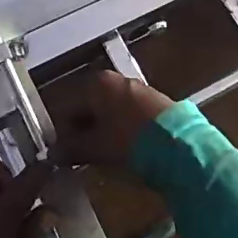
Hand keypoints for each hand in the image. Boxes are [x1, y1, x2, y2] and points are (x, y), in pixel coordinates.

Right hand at [54, 70, 175, 167]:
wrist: (184, 148)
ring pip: (115, 112)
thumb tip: (54, 154)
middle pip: (93, 107)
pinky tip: (131, 151)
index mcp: (97, 83)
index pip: (70, 106)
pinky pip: (135, 117)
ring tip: (109, 157)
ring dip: (108, 131)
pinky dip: (128, 132)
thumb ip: (72, 149)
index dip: (65, 131)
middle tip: (86, 155)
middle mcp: (118, 80)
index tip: (66, 151)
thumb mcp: (96, 148)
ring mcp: (142, 90)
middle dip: (88, 130)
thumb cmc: (130, 142)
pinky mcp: (162, 104)